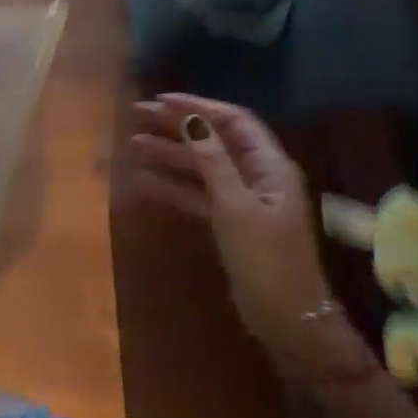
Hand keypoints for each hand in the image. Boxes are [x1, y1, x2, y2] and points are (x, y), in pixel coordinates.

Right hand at [129, 94, 352, 365]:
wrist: (286, 316)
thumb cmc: (266, 258)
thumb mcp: (237, 207)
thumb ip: (213, 163)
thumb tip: (193, 122)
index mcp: (270, 168)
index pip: (234, 123)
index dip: (198, 107)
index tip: (160, 101)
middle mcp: (258, 178)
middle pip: (214, 141)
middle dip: (177, 126)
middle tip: (137, 116)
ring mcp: (242, 201)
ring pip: (201, 167)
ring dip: (169, 154)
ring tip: (132, 146)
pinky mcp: (228, 222)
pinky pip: (195, 194)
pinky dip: (171, 185)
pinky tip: (143, 180)